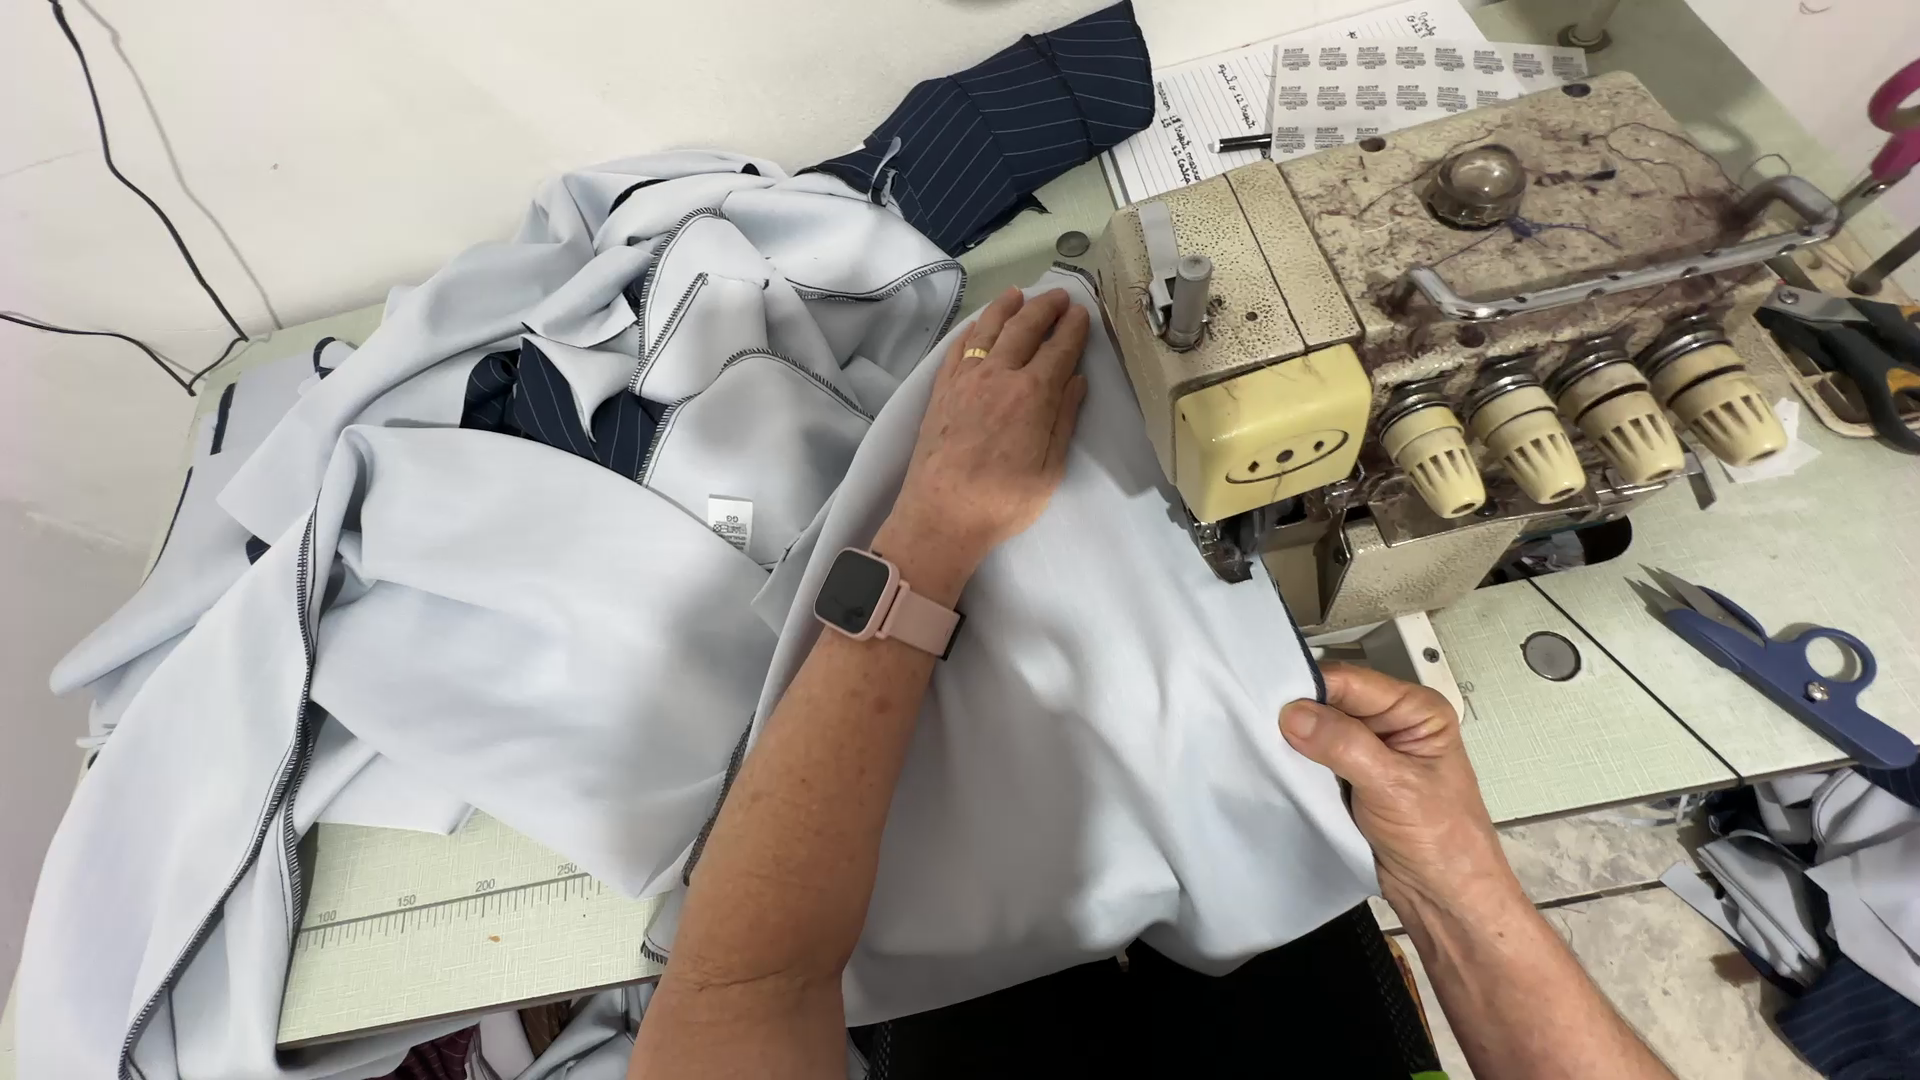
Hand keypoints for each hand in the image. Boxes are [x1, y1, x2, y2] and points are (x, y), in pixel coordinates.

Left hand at [876, 287, 1089, 599]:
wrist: (940, 517)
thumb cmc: (1002, 503)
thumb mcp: (1049, 470)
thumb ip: (1064, 420)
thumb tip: (1076, 381)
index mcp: (1032, 395)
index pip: (1059, 349)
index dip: (1073, 329)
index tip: (1082, 314)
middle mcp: (998, 376)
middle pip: (1024, 328)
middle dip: (1045, 308)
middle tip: (1058, 296)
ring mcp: (964, 381)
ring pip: (987, 330)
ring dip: (1006, 308)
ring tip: (1018, 294)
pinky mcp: (940, 391)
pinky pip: (958, 349)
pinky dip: (972, 330)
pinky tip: (978, 326)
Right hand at [1279, 663, 1522, 927]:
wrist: (1445, 901)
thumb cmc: (1445, 845)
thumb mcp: (1396, 788)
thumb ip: (1345, 745)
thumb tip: (1294, 714)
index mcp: (1414, 709)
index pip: (1347, 681)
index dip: (1308, 689)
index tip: (1272, 706)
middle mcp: (1389, 721)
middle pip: (1326, 698)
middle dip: (1295, 712)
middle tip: (1260, 725)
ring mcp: (1366, 747)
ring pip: (1313, 725)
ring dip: (1291, 738)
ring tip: (1266, 747)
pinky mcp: (1347, 772)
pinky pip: (1310, 753)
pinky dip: (1293, 759)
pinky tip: (1278, 765)